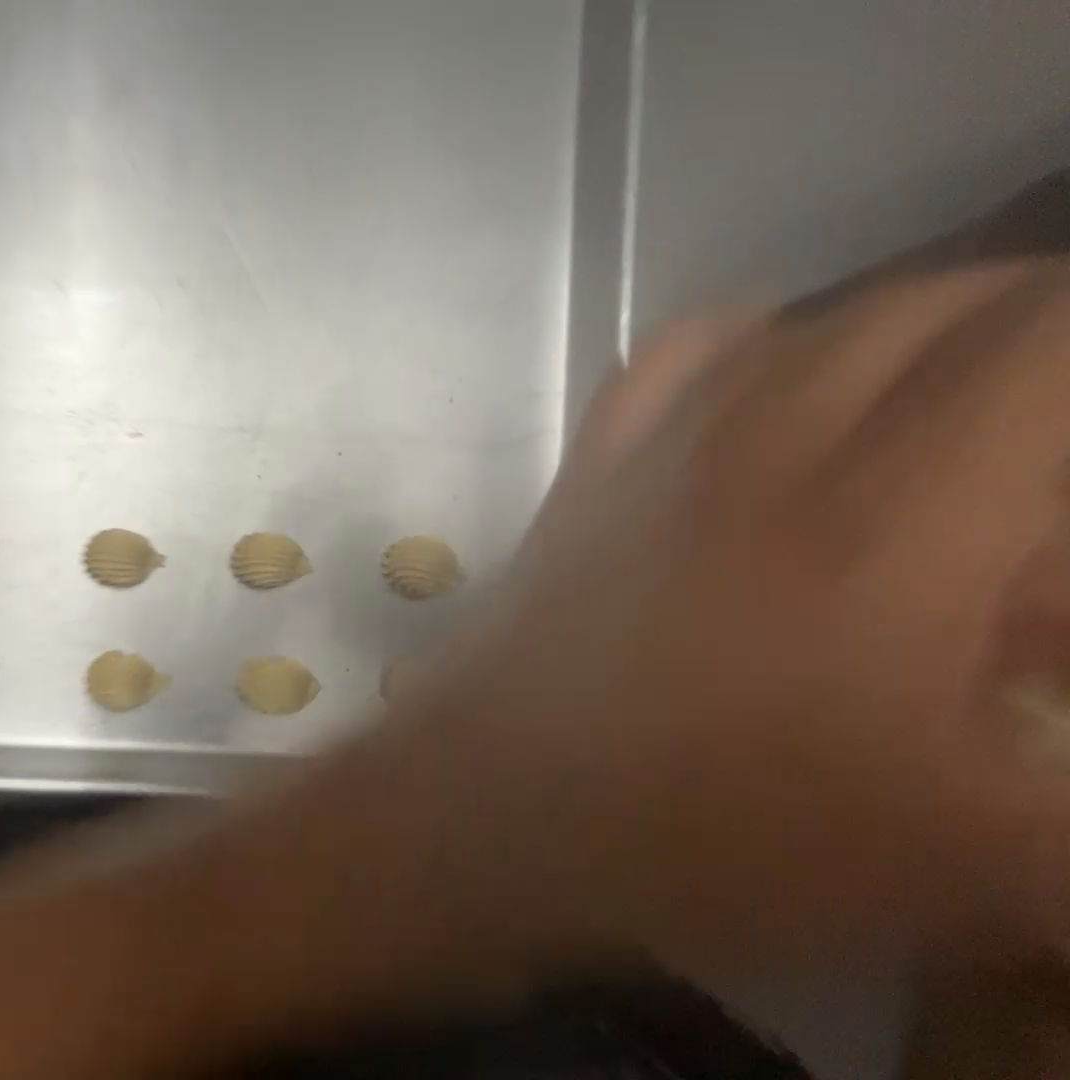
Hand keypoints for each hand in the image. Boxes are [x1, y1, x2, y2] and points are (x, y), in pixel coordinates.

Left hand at [215, 264, 1069, 1016]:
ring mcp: (652, 453)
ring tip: (937, 383)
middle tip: (1063, 388)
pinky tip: (764, 380)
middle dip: (1017, 323)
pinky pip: (661, 366)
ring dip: (886, 326)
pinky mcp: (581, 478)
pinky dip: (737, 346)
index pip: (1033, 345)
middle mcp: (768, 449)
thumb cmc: (715, 832)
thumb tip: (1054, 693)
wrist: (500, 803)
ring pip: (790, 327)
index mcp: (894, 518)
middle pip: (913, 314)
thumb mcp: (972, 847)